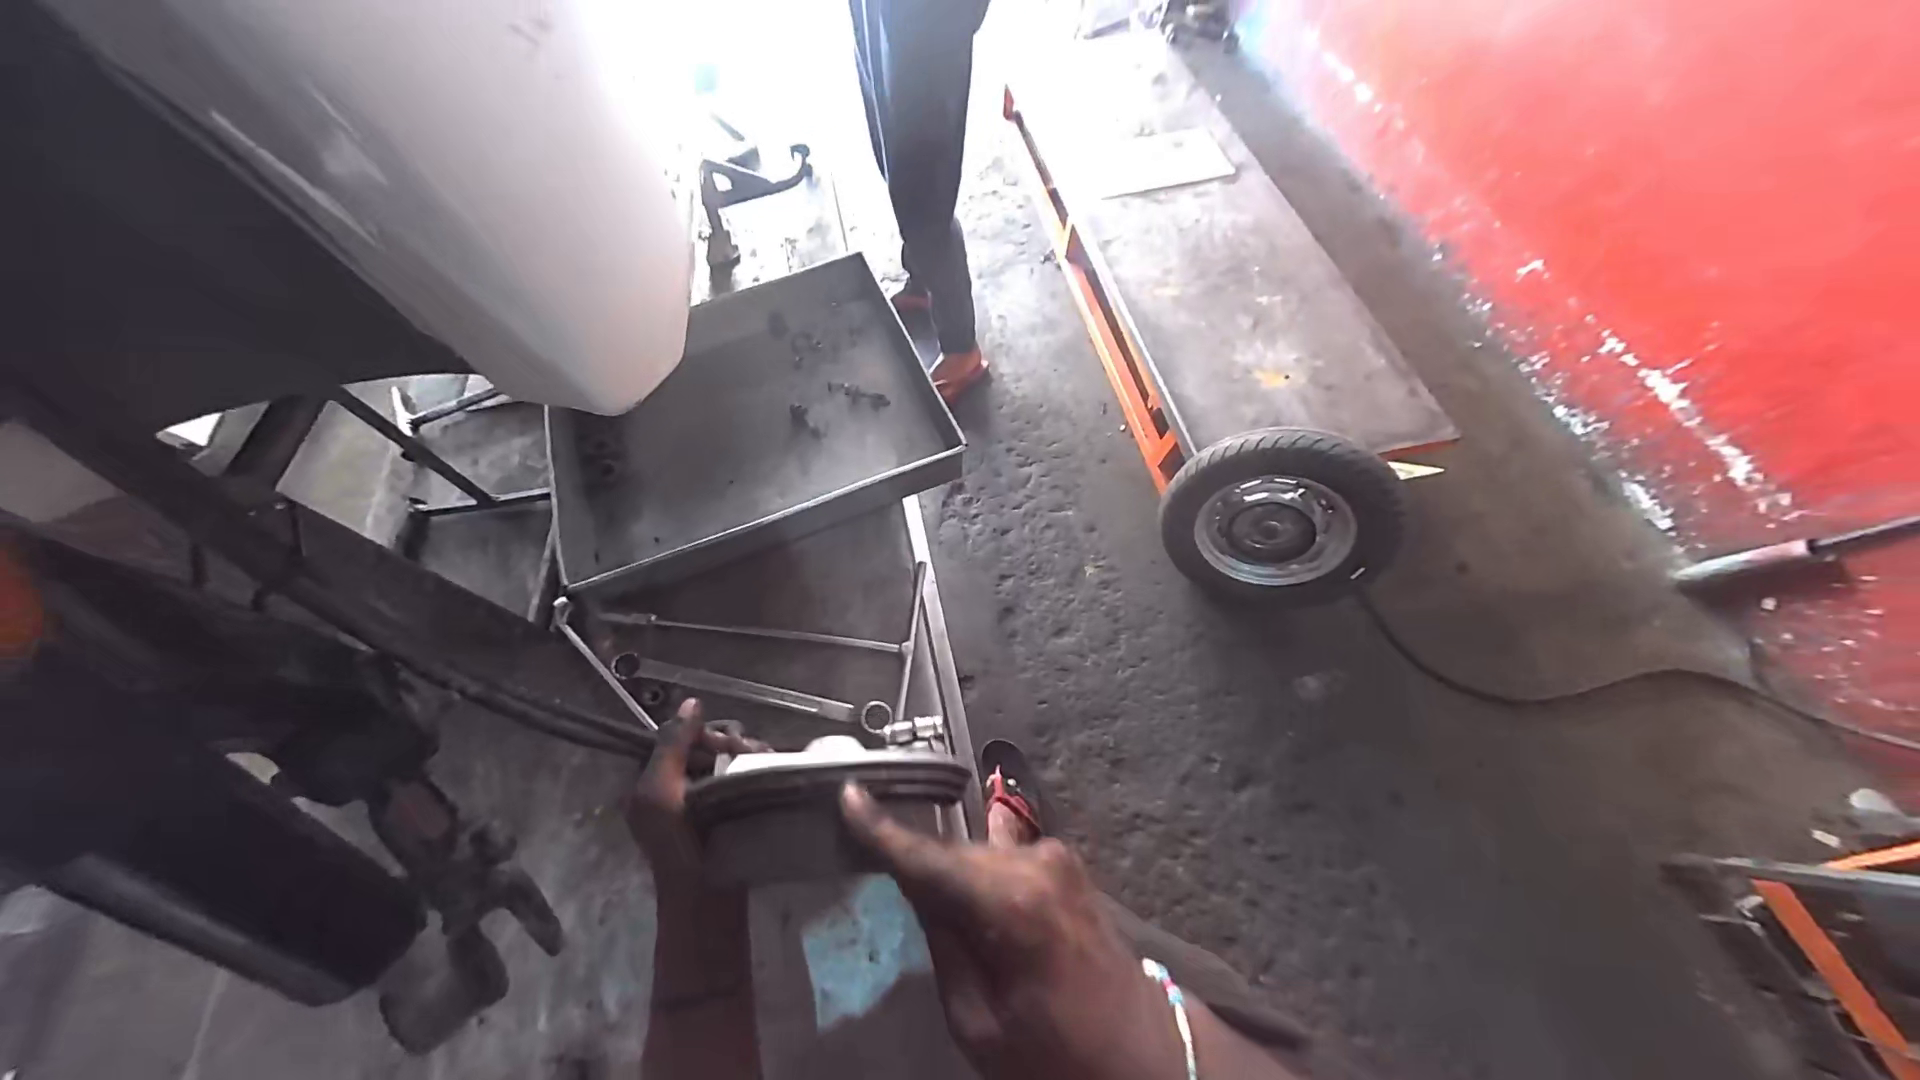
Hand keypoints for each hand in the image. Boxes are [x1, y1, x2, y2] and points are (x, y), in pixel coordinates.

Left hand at [632, 699, 766, 1078]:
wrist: (706, 903)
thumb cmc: (678, 847)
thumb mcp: (660, 792)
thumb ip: (671, 745)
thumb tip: (692, 702)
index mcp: (653, 782)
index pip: (685, 737)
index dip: (709, 735)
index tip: (731, 747)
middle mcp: (675, 788)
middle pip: (710, 747)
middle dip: (734, 746)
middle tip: (755, 756)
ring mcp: (703, 803)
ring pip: (729, 761)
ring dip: (749, 757)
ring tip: (766, 765)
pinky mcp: (728, 814)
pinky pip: (742, 778)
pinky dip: (756, 773)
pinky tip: (769, 775)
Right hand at [839, 782, 1186, 1079]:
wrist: (1143, 1048)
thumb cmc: (1055, 1052)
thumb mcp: (979, 1022)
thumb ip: (943, 942)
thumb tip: (917, 886)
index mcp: (1011, 904)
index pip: (928, 858)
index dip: (882, 828)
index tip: (848, 794)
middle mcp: (1033, 861)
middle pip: (952, 853)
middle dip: (920, 866)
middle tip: (892, 884)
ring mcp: (1054, 854)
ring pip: (976, 852)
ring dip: (953, 874)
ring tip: (946, 915)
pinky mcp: (1064, 857)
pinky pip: (1003, 855)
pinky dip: (981, 873)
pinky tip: (977, 900)